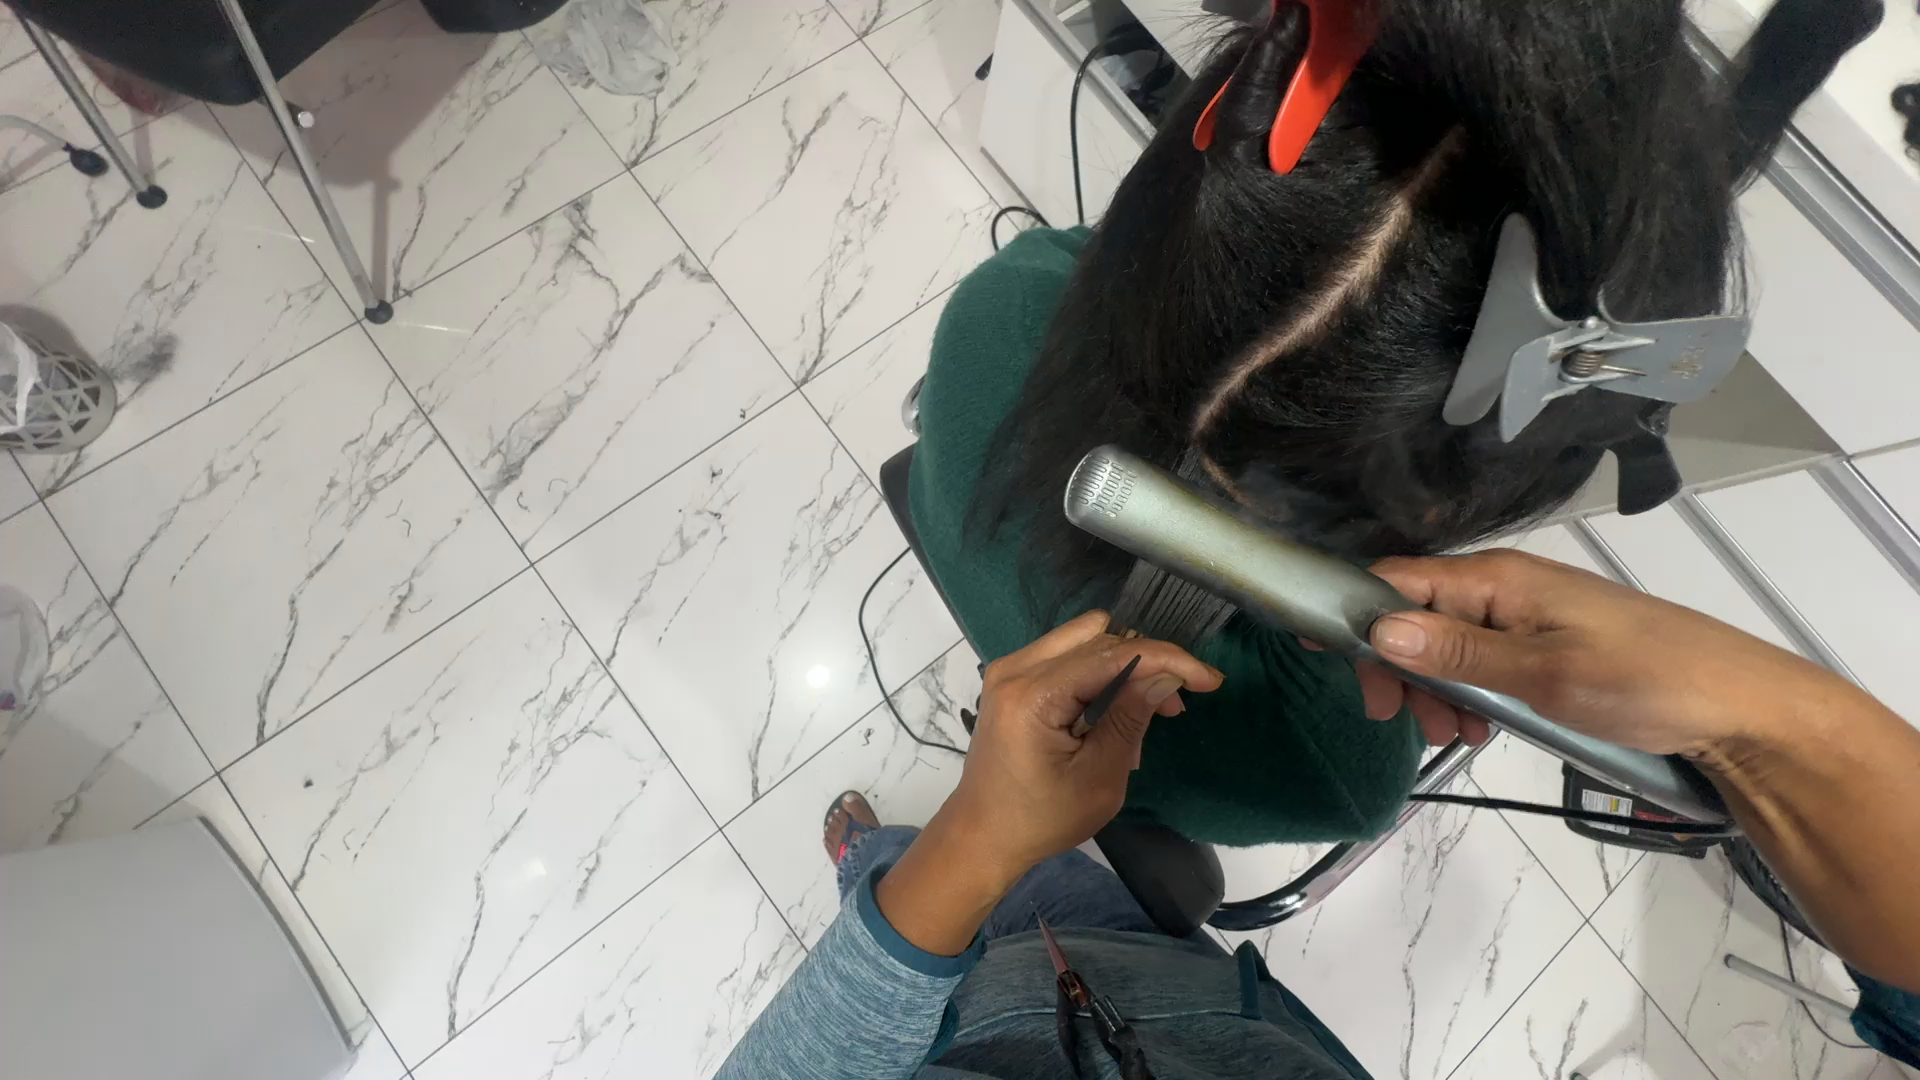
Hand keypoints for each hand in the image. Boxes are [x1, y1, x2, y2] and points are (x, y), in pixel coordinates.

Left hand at [938, 611, 1223, 885]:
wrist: (983, 834)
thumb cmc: (1042, 818)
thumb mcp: (1099, 777)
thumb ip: (1131, 718)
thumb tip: (1168, 675)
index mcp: (1033, 695)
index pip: (1111, 654)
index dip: (1166, 659)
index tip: (1209, 679)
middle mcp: (1016, 668)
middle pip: (1097, 635)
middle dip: (1145, 660)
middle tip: (1173, 702)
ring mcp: (1010, 668)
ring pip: (1083, 638)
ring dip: (1123, 664)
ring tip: (1144, 713)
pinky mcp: (1012, 677)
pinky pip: (1066, 655)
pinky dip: (1098, 673)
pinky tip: (1113, 711)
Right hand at [1351, 549, 1840, 758]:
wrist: (1751, 713)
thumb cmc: (1646, 683)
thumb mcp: (1544, 673)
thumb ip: (1457, 651)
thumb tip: (1377, 629)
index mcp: (1494, 579)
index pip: (1395, 578)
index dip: (1351, 610)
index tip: (1324, 655)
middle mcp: (1498, 587)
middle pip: (1410, 615)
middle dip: (1393, 665)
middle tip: (1392, 716)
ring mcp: (1517, 614)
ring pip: (1439, 643)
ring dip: (1429, 687)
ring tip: (1447, 733)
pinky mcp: (1535, 641)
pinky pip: (1473, 659)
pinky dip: (1462, 693)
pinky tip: (1475, 726)